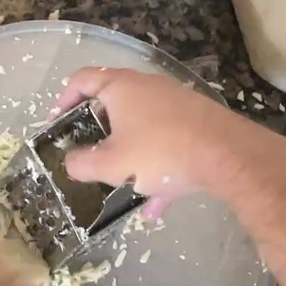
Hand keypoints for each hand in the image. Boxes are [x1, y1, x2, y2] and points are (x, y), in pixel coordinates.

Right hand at [53, 67, 284, 217]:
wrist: (228, 154)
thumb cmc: (160, 152)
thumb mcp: (111, 165)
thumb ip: (82, 164)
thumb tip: (70, 162)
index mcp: (121, 87)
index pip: (82, 79)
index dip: (64, 99)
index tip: (57, 122)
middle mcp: (147, 87)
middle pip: (113, 102)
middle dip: (99, 132)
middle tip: (89, 151)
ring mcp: (175, 103)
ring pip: (142, 129)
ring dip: (131, 158)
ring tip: (124, 190)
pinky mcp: (196, 122)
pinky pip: (167, 144)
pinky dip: (158, 169)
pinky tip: (157, 206)